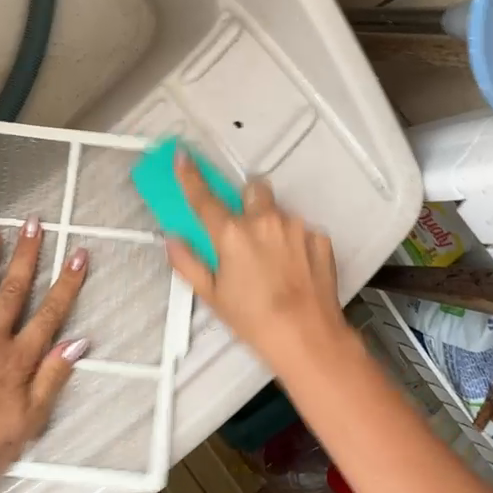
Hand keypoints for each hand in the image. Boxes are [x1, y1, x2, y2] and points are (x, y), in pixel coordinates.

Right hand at [163, 153, 346, 367]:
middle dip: (247, 202)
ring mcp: (296, 226)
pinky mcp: (320, 238)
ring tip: (273, 261)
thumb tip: (172, 239)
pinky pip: (302, 231)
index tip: (182, 156)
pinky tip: (294, 269)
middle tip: (245, 230)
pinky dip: (295, 243)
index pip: (203, 197)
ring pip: (279, 212)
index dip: (190, 175)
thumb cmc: (253, 320)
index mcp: (231, 233)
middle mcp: (264, 220)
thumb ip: (188, 262)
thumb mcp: (212, 296)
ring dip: (272, 226)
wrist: (308, 337)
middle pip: (253, 190)